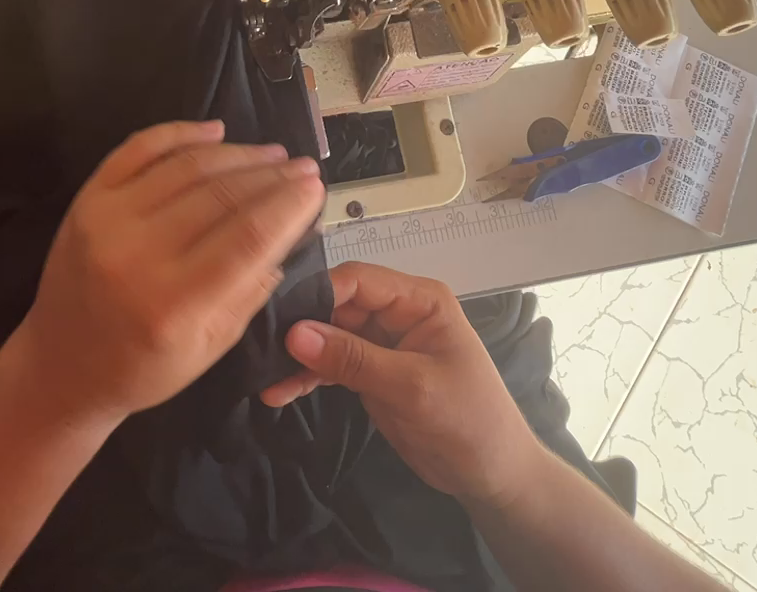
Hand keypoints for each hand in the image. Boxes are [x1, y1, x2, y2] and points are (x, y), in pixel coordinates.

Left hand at [14, 120, 325, 422]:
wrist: (61, 366)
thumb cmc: (142, 368)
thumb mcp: (211, 347)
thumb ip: (252, 288)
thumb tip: (289, 230)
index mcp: (173, 303)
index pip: (247, 236)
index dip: (288, 205)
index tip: (315, 187)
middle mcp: (137, 253)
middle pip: (221, 195)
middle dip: (272, 176)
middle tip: (302, 167)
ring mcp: (107, 218)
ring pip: (187, 166)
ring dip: (237, 153)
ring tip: (271, 152)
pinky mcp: (87, 198)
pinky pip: (139, 148)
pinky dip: (181, 133)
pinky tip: (216, 131)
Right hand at [259, 261, 540, 507]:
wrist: (494, 478)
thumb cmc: (469, 421)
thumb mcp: (412, 387)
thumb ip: (353, 358)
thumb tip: (294, 332)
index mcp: (418, 299)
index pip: (358, 279)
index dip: (319, 293)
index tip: (281, 318)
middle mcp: (397, 312)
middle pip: (337, 304)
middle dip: (302, 326)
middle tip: (262, 347)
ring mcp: (382, 342)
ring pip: (328, 335)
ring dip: (299, 356)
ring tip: (264, 375)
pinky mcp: (370, 371)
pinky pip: (332, 364)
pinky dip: (308, 376)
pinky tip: (279, 392)